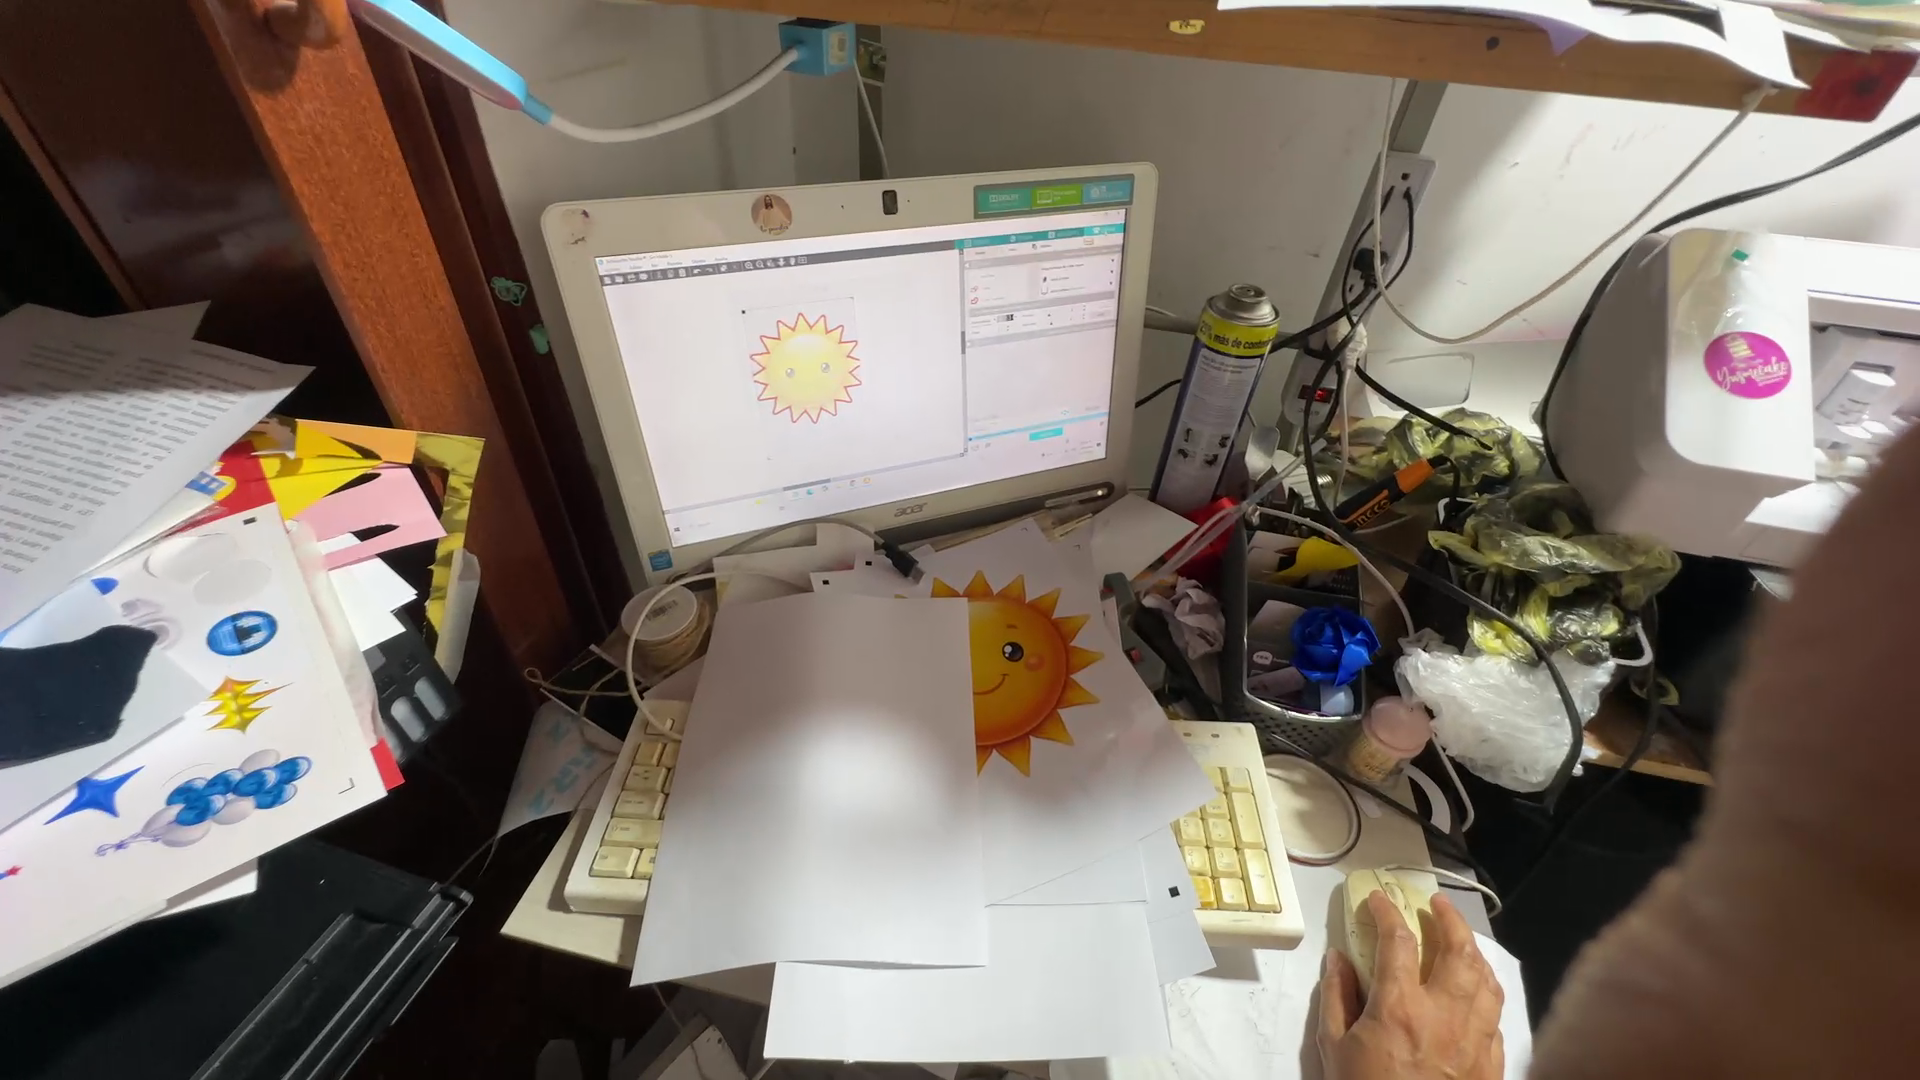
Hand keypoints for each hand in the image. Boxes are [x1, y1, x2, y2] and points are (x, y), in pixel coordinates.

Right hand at [1318, 891, 1504, 1079]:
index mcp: (1400, 1007)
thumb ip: (1335, 996)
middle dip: (1449, 920)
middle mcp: (1444, 1017)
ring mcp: (1475, 1044)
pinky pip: (1497, 1020)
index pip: (1398, 940)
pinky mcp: (1492, 1070)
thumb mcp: (1333, 1046)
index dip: (1388, 911)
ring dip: (1474, 953)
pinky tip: (1473, 994)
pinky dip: (1486, 995)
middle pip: (1459, 953)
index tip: (1377, 898)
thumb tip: (1338, 957)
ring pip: (1487, 983)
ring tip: (1461, 940)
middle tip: (1435, 904)